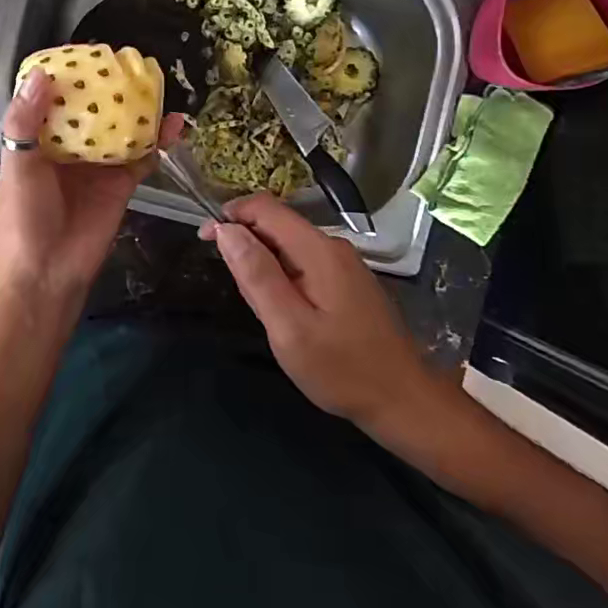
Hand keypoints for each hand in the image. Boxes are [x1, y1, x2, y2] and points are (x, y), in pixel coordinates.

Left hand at [0, 69, 183, 297]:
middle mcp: (70, 148)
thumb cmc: (23, 217)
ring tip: (157, 85)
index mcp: (39, 139)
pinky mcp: (122, 183)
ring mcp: (98, 165)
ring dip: (139, 110)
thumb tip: (42, 74)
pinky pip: (144, 156)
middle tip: (130, 63)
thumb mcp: (16, 166)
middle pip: (94, 111)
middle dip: (110, 89)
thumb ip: (25, 121)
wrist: (47, 271)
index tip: (88, 53)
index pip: (55, 99)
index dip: (70, 76)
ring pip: (122, 130)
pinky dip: (160, 140)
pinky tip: (175, 123)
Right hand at [202, 193, 433, 424]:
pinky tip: (288, 317)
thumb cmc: (341, 369)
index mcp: (319, 251)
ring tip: (267, 316)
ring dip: (264, 268)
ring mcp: (344, 265)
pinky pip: (304, 265)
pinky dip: (283, 279)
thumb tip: (227, 230)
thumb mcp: (288, 327)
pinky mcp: (347, 282)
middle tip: (245, 299)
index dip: (230, 216)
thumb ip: (256, 275)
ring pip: (288, 247)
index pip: (266, 208)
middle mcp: (333, 247)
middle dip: (247, 248)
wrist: (402, 399)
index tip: (205, 241)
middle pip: (277, 226)